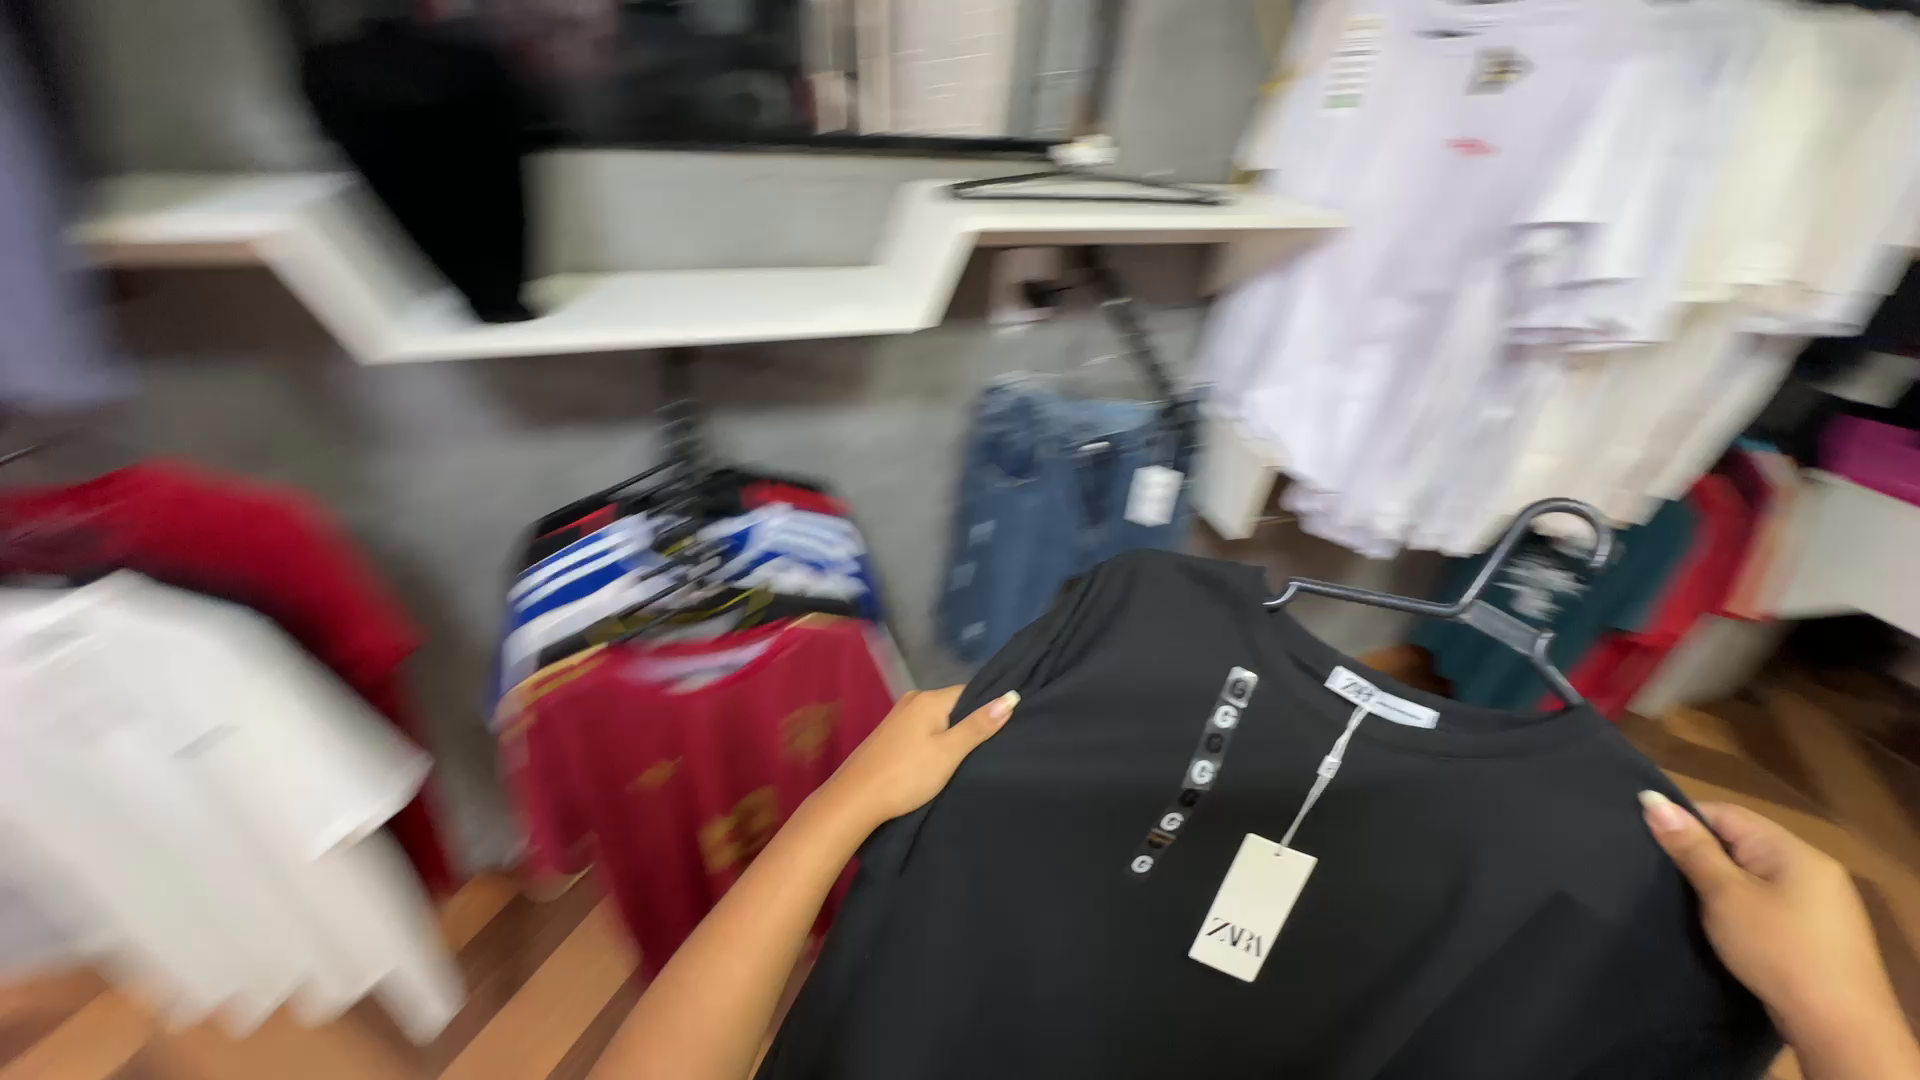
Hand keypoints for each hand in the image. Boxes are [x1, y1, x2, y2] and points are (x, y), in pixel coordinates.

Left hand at [813, 686, 1017, 833]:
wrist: (856, 800)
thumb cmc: (907, 774)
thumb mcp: (949, 752)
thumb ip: (979, 726)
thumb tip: (1011, 696)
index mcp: (928, 699)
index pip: (969, 692)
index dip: (988, 708)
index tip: (1006, 729)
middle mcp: (912, 700)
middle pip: (953, 706)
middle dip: (970, 723)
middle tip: (990, 748)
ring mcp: (897, 717)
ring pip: (937, 720)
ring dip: (951, 735)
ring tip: (968, 757)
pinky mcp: (889, 735)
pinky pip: (922, 730)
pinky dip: (934, 741)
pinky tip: (939, 761)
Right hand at [1640, 792, 1919, 1072]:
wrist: (1839, 1026)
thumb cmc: (1776, 948)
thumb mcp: (1723, 893)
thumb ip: (1689, 845)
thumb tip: (1650, 799)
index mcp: (1794, 852)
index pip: (1725, 814)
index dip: (1683, 821)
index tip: (1648, 841)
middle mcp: (1812, 868)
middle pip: (1738, 840)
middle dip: (1698, 851)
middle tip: (1662, 870)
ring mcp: (1819, 901)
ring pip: (1750, 870)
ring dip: (1717, 878)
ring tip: (1685, 893)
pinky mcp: (1815, 928)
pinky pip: (1765, 895)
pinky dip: (1738, 899)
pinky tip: (1719, 917)